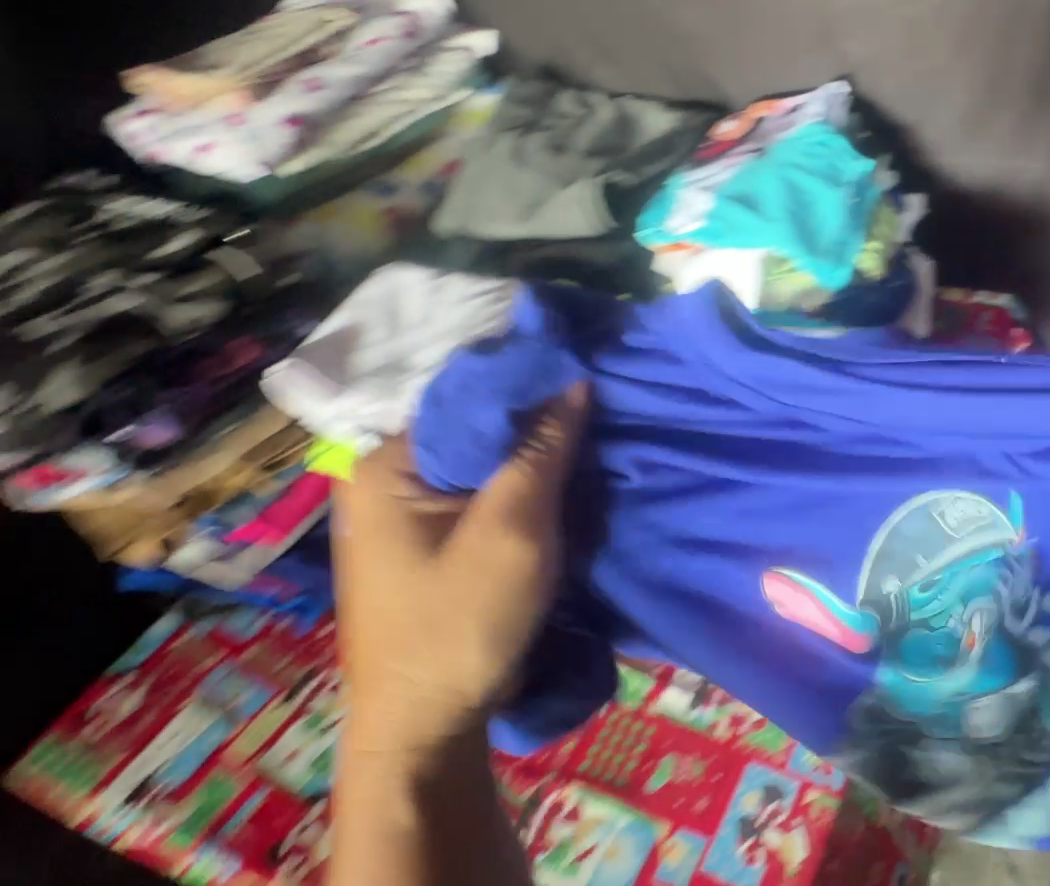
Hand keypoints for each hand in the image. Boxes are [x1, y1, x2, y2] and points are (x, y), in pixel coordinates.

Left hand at [332, 383, 589, 758]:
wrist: (428, 727)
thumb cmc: (461, 623)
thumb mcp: (514, 529)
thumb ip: (544, 449)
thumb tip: (574, 380)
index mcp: (388, 465)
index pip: (471, 398)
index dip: (534, 386)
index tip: (593, 378)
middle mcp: (390, 479)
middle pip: (480, 429)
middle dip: (542, 425)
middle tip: (605, 414)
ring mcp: (410, 513)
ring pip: (489, 463)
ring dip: (540, 459)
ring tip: (597, 444)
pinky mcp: (434, 541)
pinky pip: (488, 494)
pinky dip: (528, 489)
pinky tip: (568, 487)